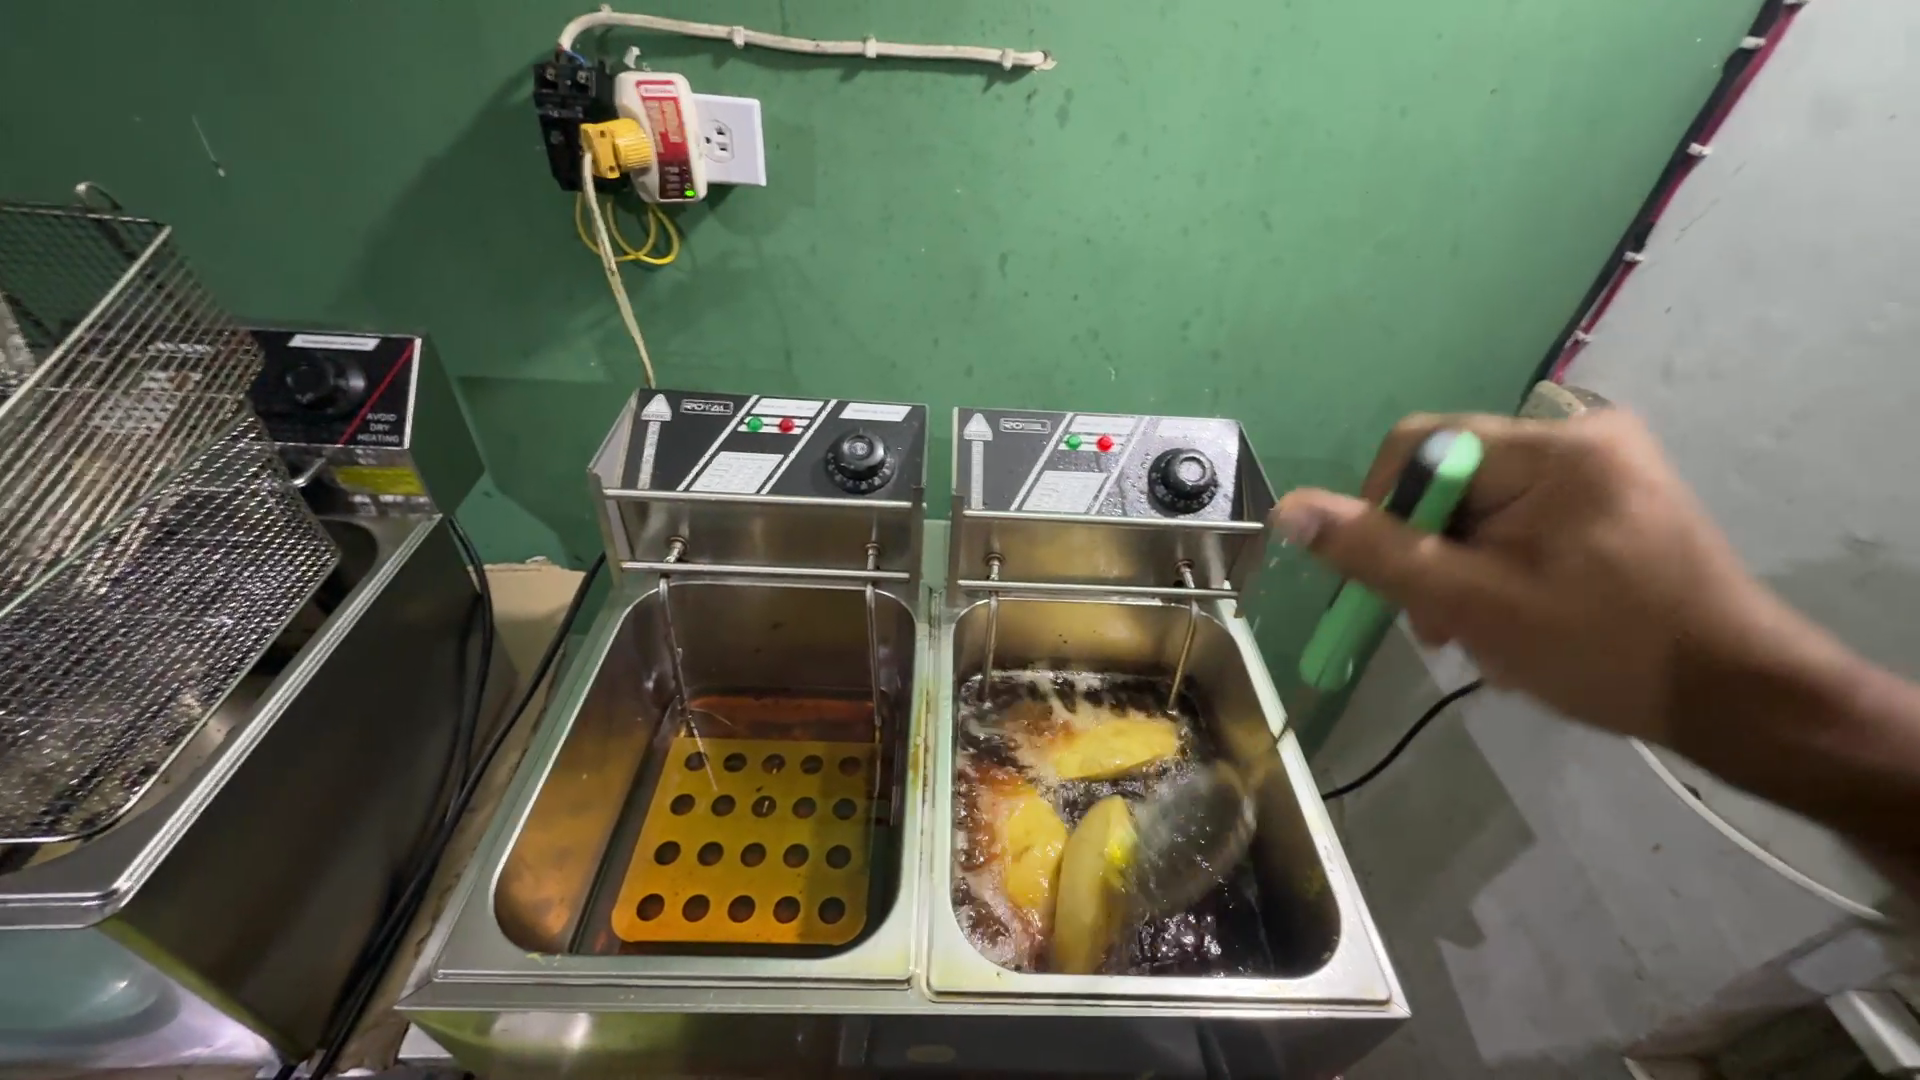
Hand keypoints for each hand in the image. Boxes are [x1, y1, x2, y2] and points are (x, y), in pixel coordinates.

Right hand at [1271, 410, 1818, 746]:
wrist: (1737, 698)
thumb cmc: (1602, 648)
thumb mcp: (1470, 601)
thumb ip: (1374, 550)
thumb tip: (1287, 509)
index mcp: (1552, 448)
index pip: (1418, 447)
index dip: (1383, 511)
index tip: (1399, 579)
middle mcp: (1577, 436)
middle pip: (1445, 479)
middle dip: (1424, 551)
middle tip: (1437, 621)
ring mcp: (1598, 467)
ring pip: (1473, 505)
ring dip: (1453, 565)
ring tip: (1469, 628)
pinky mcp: (1606, 497)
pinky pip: (1510, 518)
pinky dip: (1490, 564)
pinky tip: (1504, 612)